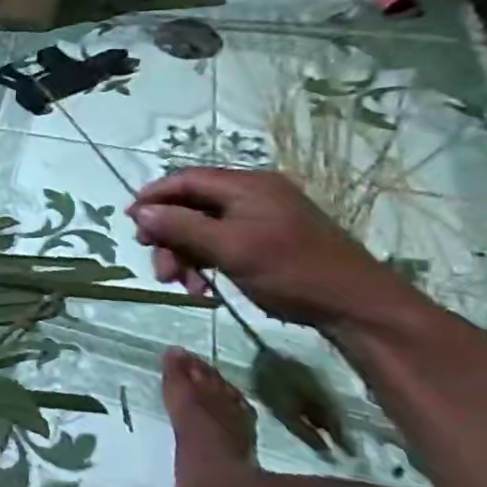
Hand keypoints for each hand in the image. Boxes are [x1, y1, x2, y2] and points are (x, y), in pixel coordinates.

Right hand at [127, 168, 412, 326]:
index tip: (130, 222)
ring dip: (185, 255)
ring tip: (182, 285)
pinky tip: (201, 288)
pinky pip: (220, 243)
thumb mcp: (231, 249)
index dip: (154, 197)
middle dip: (169, 236)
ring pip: (202, 228)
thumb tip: (140, 212)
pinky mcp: (265, 240)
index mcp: (247, 186)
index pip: (186, 180)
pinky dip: (204, 262)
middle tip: (159, 268)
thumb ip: (183, 227)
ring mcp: (260, 218)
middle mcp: (251, 194)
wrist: (355, 306)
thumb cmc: (292, 272)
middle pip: (191, 206)